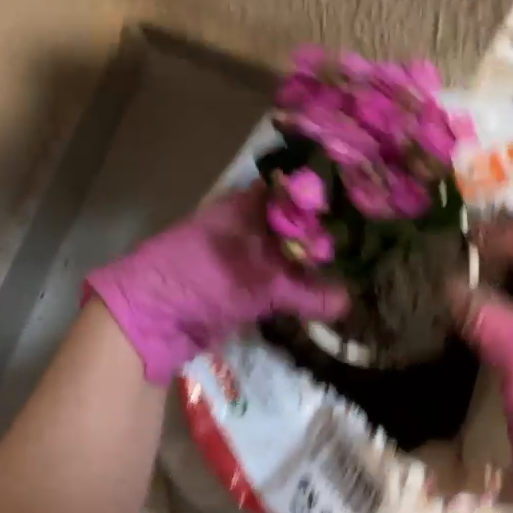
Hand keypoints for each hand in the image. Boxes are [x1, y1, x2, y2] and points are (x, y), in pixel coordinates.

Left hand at [85, 184, 347, 384]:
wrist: (147, 322)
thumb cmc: (198, 280)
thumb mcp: (256, 284)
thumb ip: (304, 292)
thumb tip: (349, 302)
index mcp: (244, 206)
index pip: (293, 191)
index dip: (324, 197)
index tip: (359, 207)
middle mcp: (245, 225)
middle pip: (294, 225)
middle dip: (324, 236)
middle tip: (365, 243)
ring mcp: (241, 256)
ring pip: (286, 255)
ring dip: (312, 265)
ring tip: (354, 269)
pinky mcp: (239, 287)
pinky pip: (276, 282)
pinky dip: (297, 289)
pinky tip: (327, 295)